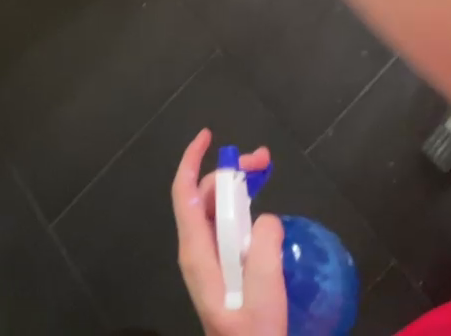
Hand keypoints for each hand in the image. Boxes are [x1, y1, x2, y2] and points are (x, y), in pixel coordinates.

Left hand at [171, 128, 287, 335]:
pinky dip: (243, 206)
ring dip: (239, 186)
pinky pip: (228, 226)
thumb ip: (263, 245)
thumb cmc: (253, 332)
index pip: (184, 194)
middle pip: (205, 195)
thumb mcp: (264, 290)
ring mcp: (209, 259)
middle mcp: (197, 250)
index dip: (191, 160)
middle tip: (264, 160)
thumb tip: (266, 217)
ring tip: (266, 171)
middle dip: (230, 170)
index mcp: (197, 252)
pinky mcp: (223, 267)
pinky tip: (261, 205)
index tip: (208, 135)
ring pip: (218, 208)